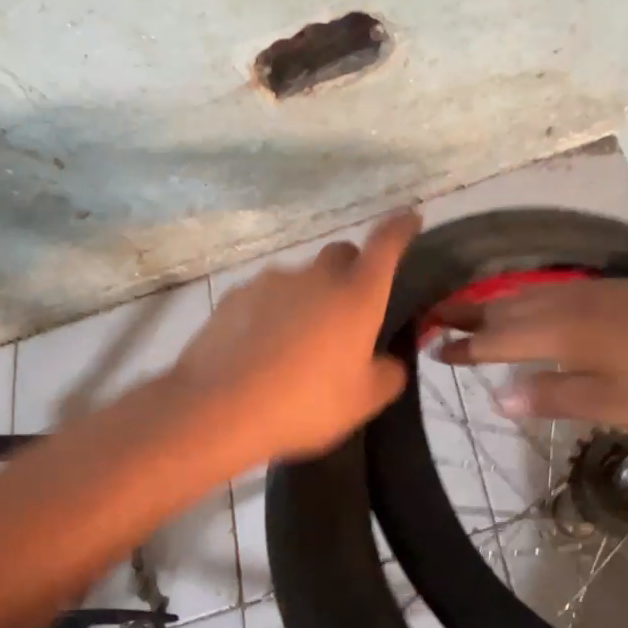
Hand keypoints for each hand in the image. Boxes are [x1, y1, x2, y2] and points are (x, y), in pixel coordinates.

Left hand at [174, 210, 418, 460]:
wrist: (217, 408)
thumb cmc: (305, 402)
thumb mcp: (365, 400)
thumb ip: (389, 373)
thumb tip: (388, 361)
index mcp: (357, 295)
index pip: (386, 244)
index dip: (401, 228)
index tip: (411, 220)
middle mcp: (316, 276)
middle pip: (341, 254)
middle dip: (352, 272)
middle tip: (350, 313)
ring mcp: (270, 281)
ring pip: (302, 279)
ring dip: (310, 300)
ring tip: (300, 345)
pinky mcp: (234, 297)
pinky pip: (266, 297)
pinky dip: (274, 314)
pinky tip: (265, 351)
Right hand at [435, 279, 627, 431]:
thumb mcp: (614, 404)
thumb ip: (553, 396)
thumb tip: (497, 396)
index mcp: (566, 330)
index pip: (499, 336)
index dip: (465, 345)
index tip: (432, 349)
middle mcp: (574, 300)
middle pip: (510, 306)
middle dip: (471, 316)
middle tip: (437, 320)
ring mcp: (600, 291)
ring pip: (534, 294)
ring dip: (500, 306)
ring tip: (475, 316)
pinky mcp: (623, 291)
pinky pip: (558, 291)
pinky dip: (532, 300)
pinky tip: (536, 311)